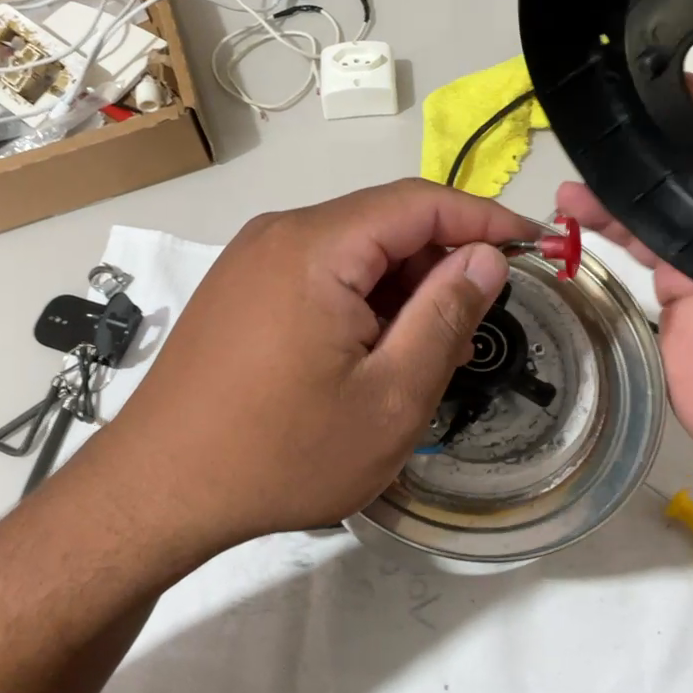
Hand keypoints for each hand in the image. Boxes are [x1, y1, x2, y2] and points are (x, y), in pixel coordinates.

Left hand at [100, 179, 537, 549]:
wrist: (158, 490)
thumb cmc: (282, 453)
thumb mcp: (389, 399)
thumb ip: (445, 317)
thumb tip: (484, 257)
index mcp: (318, 246)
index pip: (420, 202)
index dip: (484, 218)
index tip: (533, 247)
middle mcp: (279, 234)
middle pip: (383, 223)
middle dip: (440, 263)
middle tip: (477, 325)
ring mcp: (251, 260)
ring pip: (351, 251)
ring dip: (400, 289)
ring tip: (428, 352)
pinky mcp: (238, 290)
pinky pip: (317, 273)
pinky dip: (359, 300)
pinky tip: (372, 353)